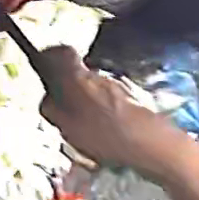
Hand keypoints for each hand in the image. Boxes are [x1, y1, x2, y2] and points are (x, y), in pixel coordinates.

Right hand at [37, 46, 198, 184]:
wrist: (154, 146)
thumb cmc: (105, 136)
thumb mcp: (67, 127)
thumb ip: (53, 110)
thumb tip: (47, 100)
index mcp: (77, 79)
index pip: (61, 53)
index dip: (50, 56)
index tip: (44, 66)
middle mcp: (98, 76)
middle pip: (76, 73)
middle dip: (67, 88)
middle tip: (62, 111)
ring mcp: (118, 87)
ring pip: (93, 88)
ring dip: (86, 102)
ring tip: (84, 127)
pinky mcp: (133, 100)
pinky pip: (109, 100)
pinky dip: (103, 111)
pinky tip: (104, 132)